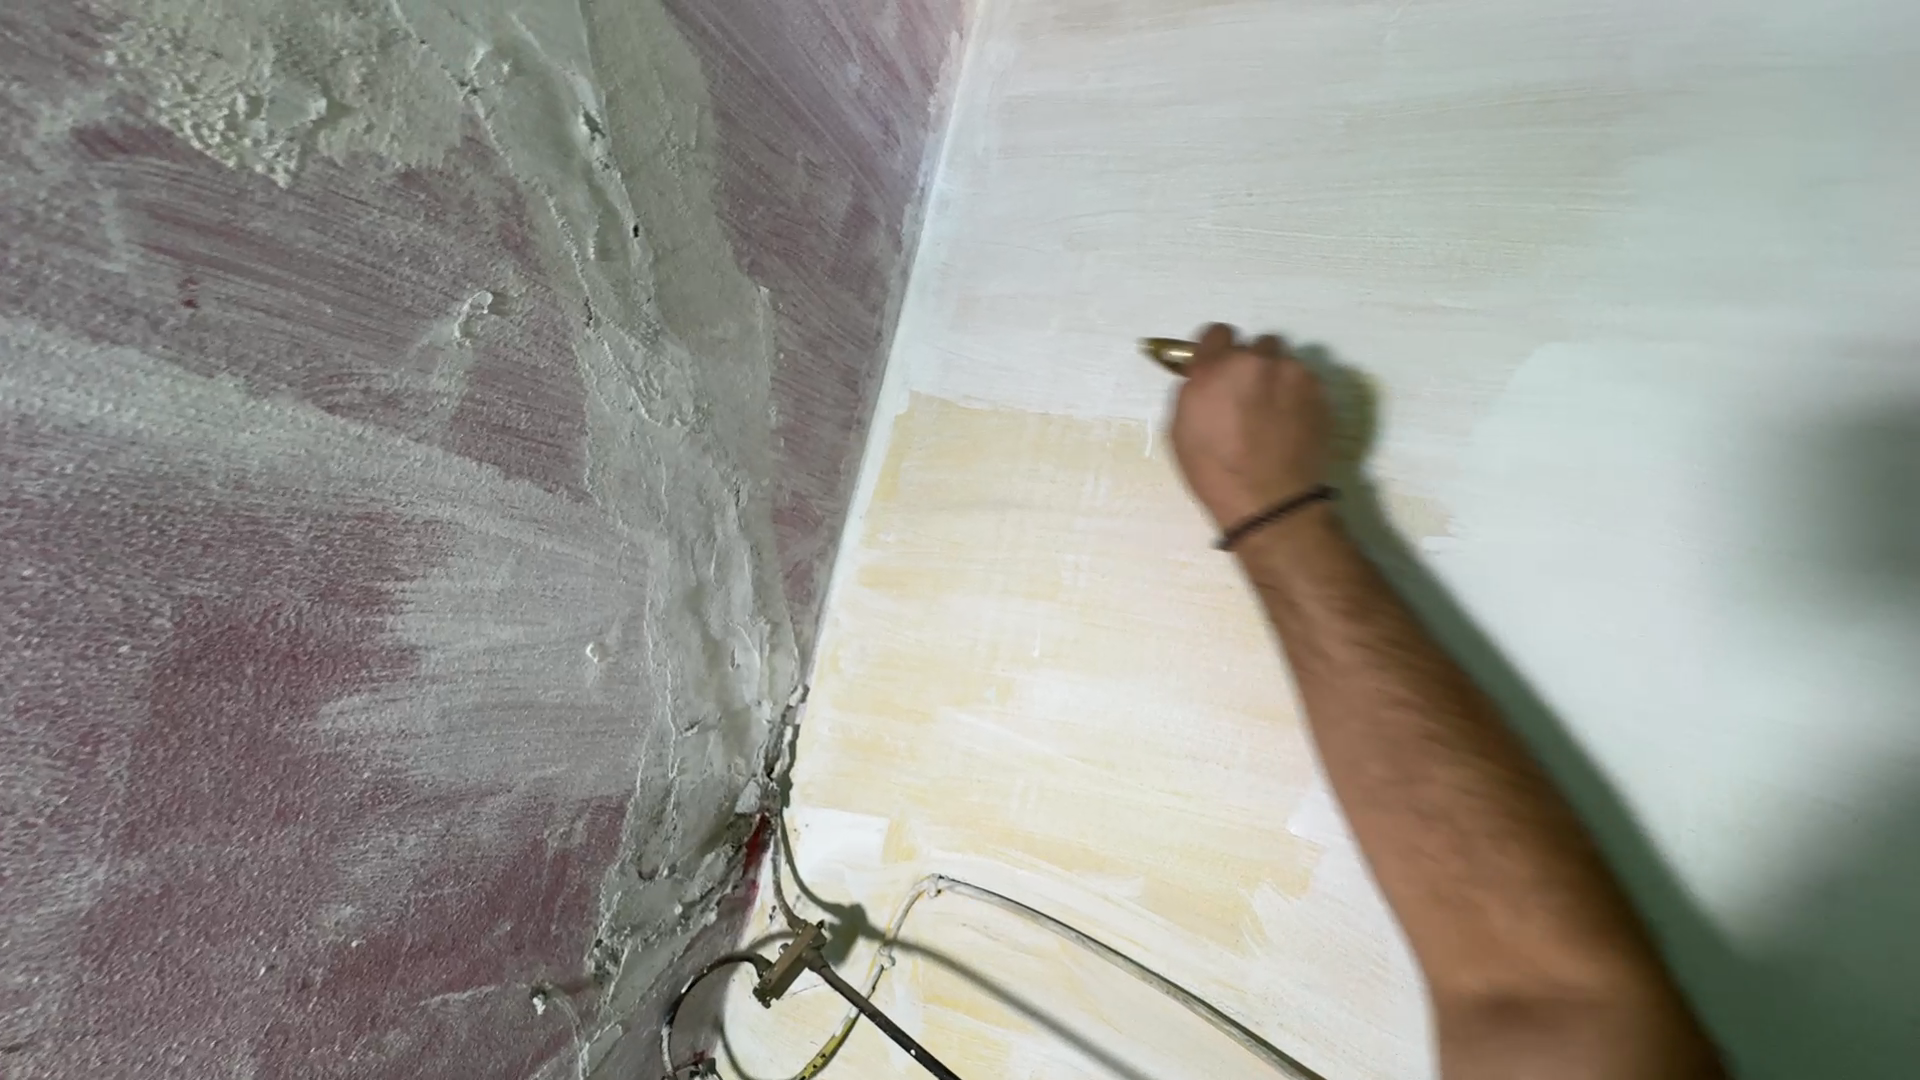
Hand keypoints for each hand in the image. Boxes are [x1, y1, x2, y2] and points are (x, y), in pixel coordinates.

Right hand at [1169, 323, 1332, 528]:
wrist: (1268, 500)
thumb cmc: (1214, 472)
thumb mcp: (1180, 431)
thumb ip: (1193, 392)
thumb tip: (1206, 379)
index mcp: (1213, 370)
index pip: (1217, 333)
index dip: (1218, 352)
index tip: (1220, 371)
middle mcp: (1254, 361)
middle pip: (1255, 346)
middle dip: (1250, 366)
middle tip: (1248, 398)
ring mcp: (1292, 373)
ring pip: (1284, 361)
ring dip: (1276, 378)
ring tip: (1273, 413)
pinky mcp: (1319, 390)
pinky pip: (1305, 380)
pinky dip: (1297, 395)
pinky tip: (1290, 424)